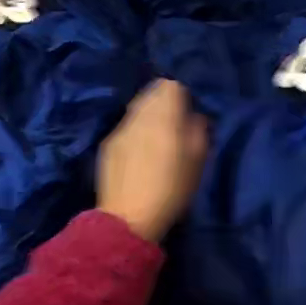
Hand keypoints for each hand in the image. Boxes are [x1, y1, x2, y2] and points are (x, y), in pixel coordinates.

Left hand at [98, 79, 209, 241]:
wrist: (128, 218)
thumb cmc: (170, 191)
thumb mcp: (197, 162)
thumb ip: (197, 131)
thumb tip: (194, 115)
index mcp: (164, 117)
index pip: (171, 86)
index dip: (182, 94)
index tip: (189, 109)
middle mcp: (139, 116)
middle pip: (151, 92)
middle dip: (164, 101)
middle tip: (176, 120)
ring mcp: (120, 129)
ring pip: (136, 108)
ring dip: (149, 114)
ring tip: (158, 135)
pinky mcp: (108, 144)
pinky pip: (126, 126)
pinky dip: (135, 129)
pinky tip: (140, 150)